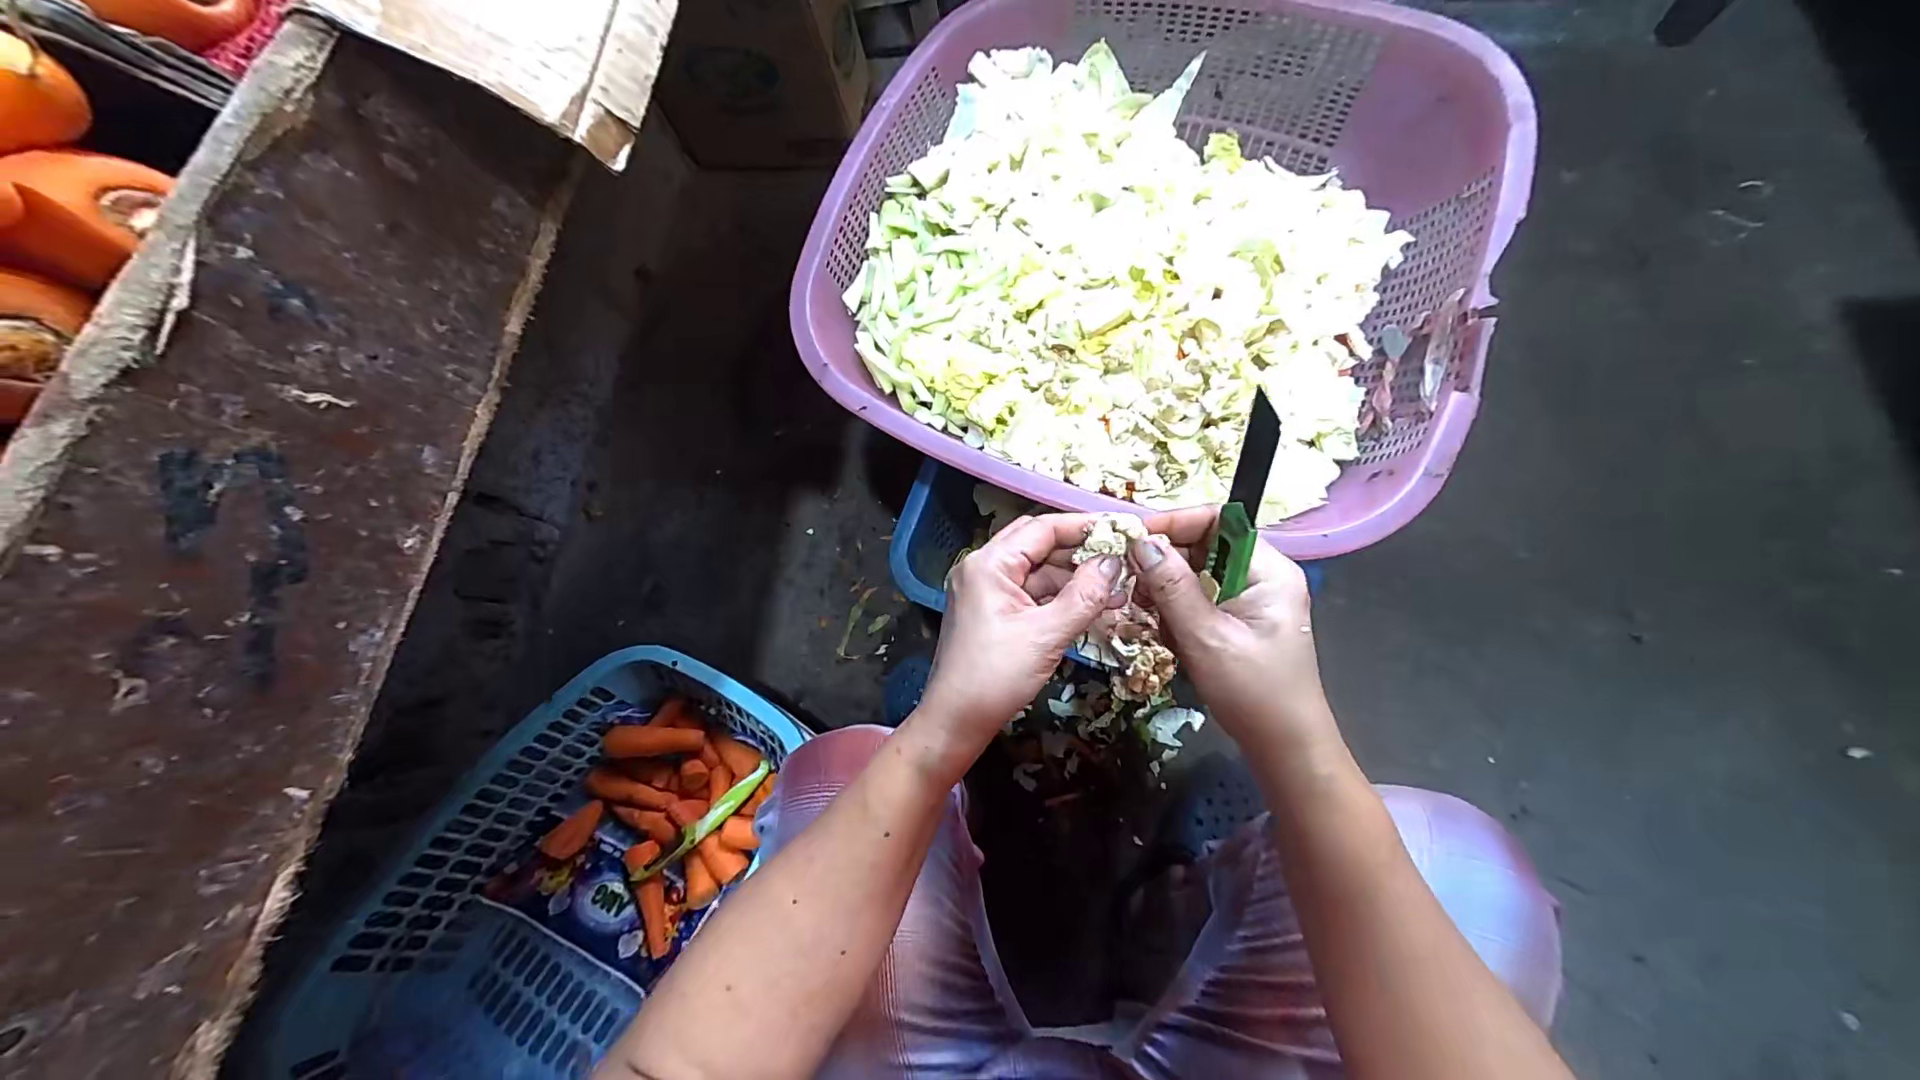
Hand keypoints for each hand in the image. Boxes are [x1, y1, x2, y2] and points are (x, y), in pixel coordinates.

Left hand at [918, 513, 1125, 765]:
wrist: (956, 721)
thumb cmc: (995, 677)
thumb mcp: (1046, 635)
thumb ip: (1084, 595)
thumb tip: (1115, 563)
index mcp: (989, 564)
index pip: (1042, 529)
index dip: (1084, 525)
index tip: (1121, 528)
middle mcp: (983, 568)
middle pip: (1039, 545)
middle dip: (1081, 551)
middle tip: (1121, 559)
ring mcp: (986, 590)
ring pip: (1037, 571)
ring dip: (1074, 579)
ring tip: (1116, 590)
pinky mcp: (992, 612)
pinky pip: (1031, 593)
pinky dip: (1059, 598)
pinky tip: (1091, 607)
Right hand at [1131, 507, 1338, 754]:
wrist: (1283, 746)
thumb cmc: (1254, 692)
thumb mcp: (1207, 637)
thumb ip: (1172, 587)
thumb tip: (1140, 542)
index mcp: (1267, 569)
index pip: (1218, 521)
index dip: (1174, 523)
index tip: (1132, 538)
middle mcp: (1259, 574)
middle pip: (1201, 545)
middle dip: (1162, 559)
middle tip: (1125, 575)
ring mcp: (1246, 598)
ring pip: (1192, 572)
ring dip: (1162, 586)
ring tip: (1138, 605)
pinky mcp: (1232, 618)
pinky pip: (1194, 597)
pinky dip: (1171, 607)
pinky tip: (1156, 625)